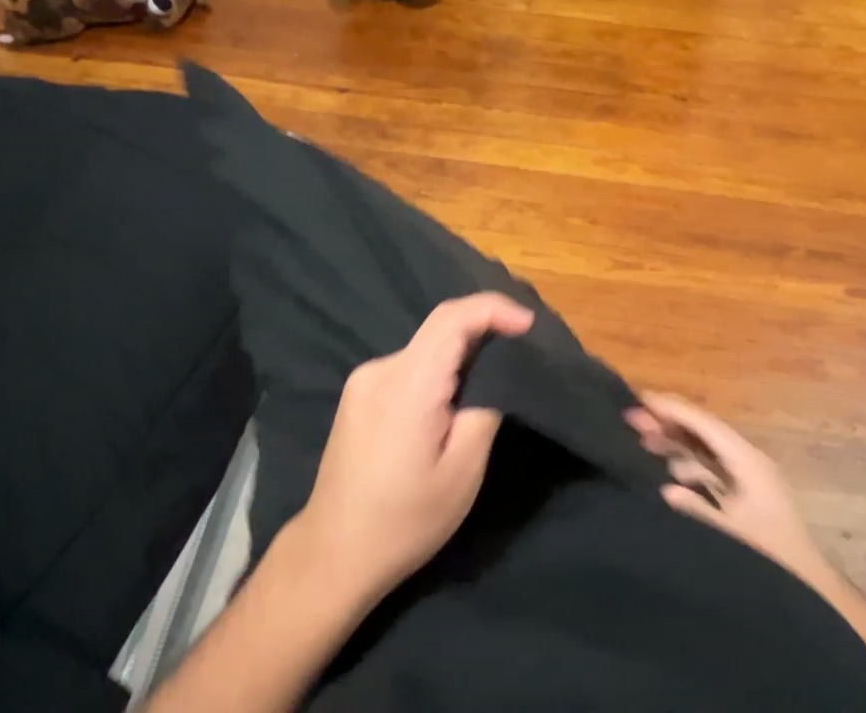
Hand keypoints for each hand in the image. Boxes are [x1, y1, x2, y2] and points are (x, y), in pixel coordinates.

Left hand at [292, 293, 534, 603]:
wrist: (334, 555)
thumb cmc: (405, 521)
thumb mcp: (462, 471)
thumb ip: (485, 409)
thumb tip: (499, 372)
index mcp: (406, 384)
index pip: (452, 318)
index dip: (494, 309)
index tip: (531, 327)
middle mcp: (380, 370)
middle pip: (439, 330)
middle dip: (486, 334)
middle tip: (525, 355)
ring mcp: (364, 382)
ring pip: (426, 349)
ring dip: (463, 357)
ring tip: (498, 383)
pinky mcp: (359, 397)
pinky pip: (410, 367)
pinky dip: (440, 372)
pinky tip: (457, 401)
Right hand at [626, 393, 831, 586]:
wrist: (809, 586)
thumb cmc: (773, 557)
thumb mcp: (733, 535)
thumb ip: (698, 510)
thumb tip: (666, 488)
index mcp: (748, 462)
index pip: (705, 425)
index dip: (673, 410)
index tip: (640, 399)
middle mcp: (748, 461)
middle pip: (703, 433)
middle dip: (669, 423)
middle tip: (631, 418)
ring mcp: (747, 478)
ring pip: (706, 451)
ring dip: (676, 444)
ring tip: (642, 441)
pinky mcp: (744, 496)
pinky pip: (711, 470)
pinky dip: (687, 465)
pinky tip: (668, 473)